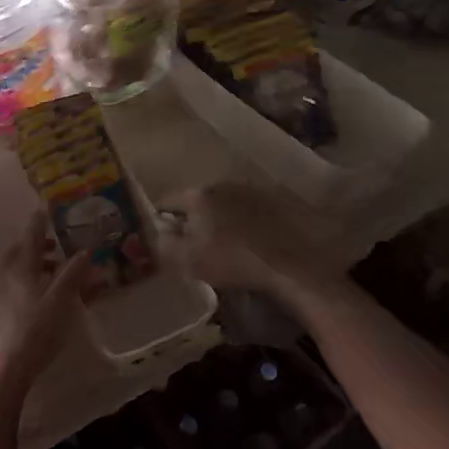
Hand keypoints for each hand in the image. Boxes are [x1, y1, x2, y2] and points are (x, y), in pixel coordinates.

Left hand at [0, 212, 89, 390]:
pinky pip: (23, 287)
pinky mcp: (8, 314)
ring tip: (61, 267)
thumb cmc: (36, 330)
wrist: (8, 367)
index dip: (39, 222)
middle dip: (37, 243)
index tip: (46, 208)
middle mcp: (10, 278)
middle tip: (56, 242)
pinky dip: (38, 282)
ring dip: (39, 263)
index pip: (30, 237)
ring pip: (21, 271)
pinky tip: (52, 295)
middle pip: (20, 252)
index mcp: (21, 269)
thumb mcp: (61, 300)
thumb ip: (73, 274)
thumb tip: (86, 249)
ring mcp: (7, 297)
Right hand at [163, 184, 334, 297]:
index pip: (166, 202)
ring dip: (218, 220)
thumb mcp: (187, 261)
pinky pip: (246, 210)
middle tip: (192, 243)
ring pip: (223, 204)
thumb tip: (156, 235)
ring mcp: (251, 191)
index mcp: (197, 195)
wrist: (291, 264)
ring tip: (221, 244)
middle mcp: (222, 184)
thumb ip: (164, 246)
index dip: (161, 221)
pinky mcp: (275, 202)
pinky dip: (241, 222)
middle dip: (191, 219)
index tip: (163, 238)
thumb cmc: (232, 260)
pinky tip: (246, 242)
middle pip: (196, 201)